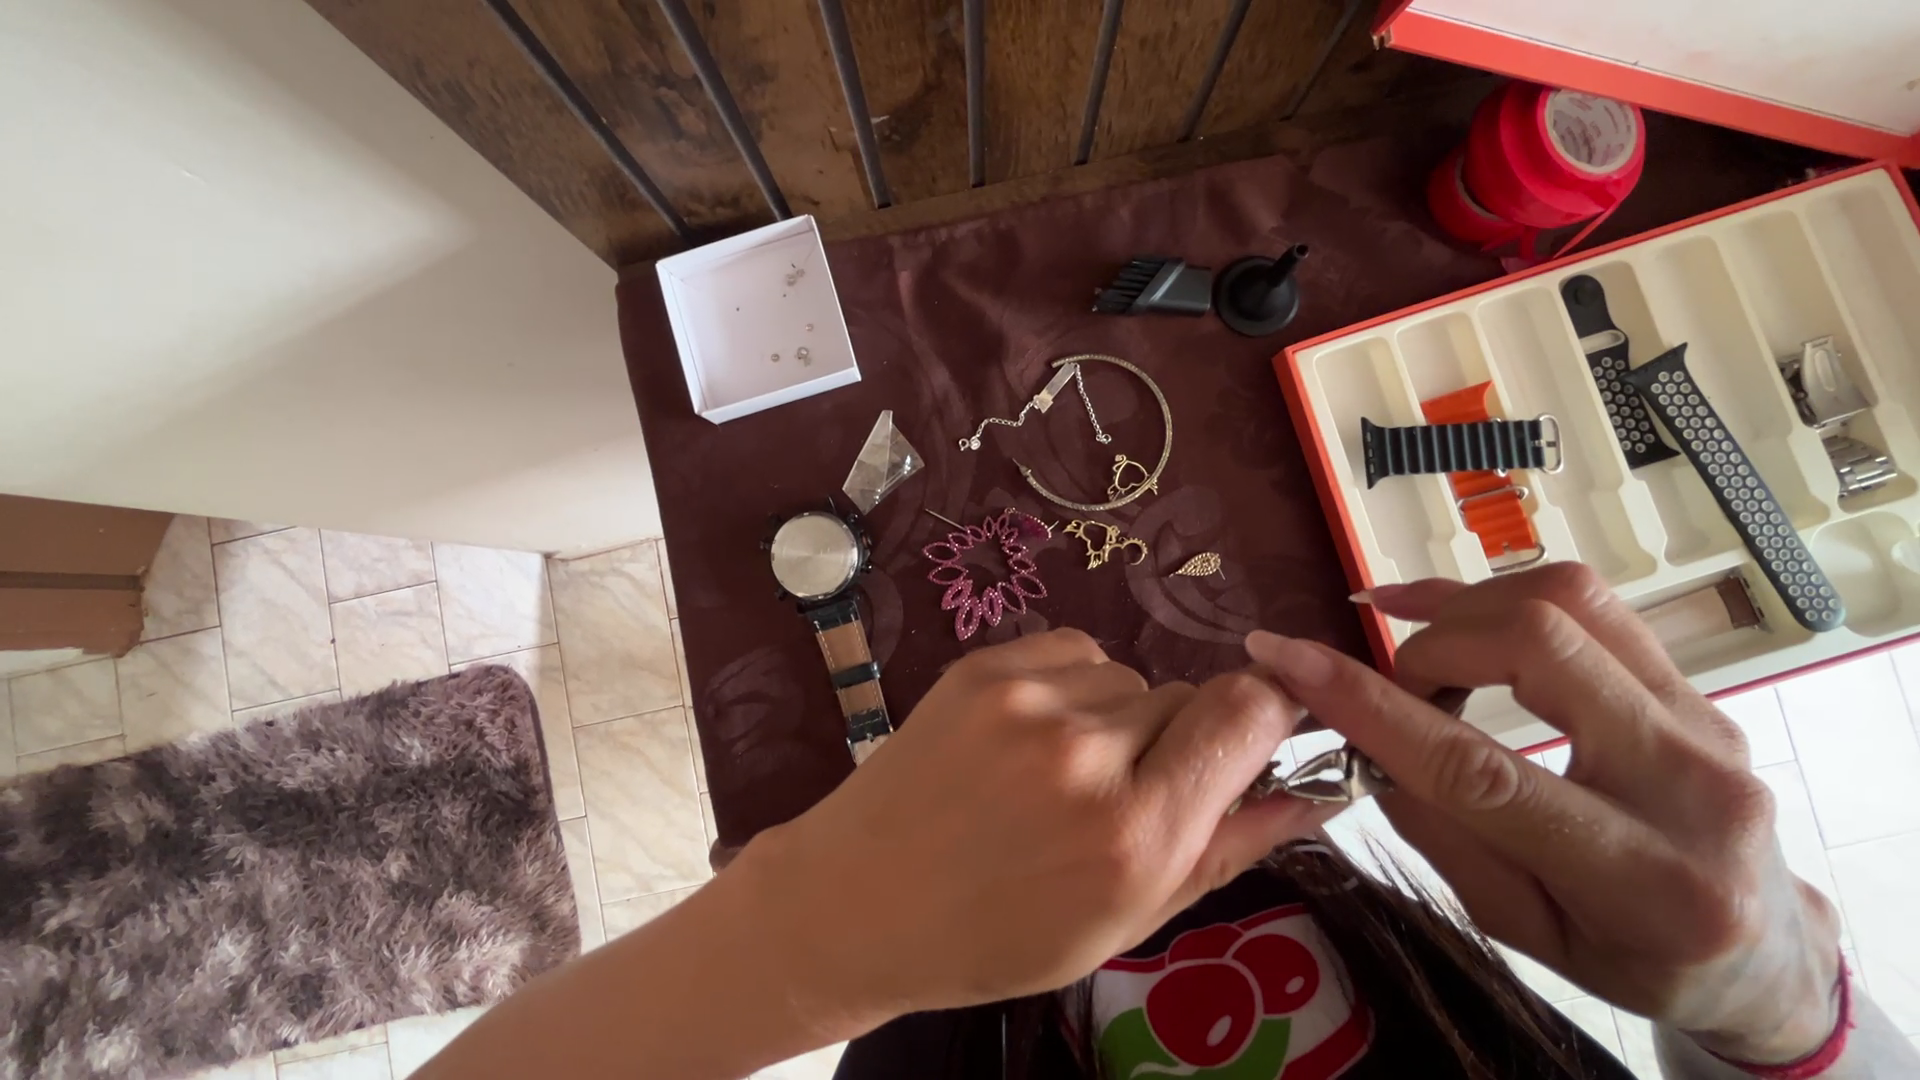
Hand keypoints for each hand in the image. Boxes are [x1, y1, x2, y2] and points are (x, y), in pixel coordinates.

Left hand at [734, 628, 1333, 1028]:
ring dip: (1119, 714)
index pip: (1244, 712)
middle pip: (1186, 696)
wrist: (861, 898)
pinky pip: (1073, 651)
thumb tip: (1311, 791)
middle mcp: (1085, 752)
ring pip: (1128, 676)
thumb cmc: (996, 934)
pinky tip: (1033, 731)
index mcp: (1133, 833)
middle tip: (1125, 787)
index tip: (1252, 735)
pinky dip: (1073, 685)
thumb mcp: (1124, 920)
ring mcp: (1026, 699)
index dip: (1264, 714)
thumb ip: (1226, 847)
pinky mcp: (982, 666)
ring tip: (1061, 766)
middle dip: (1177, 740)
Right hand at [1245, 564, 1843, 1064]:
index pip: (1475, 769)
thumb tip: (1365, 738)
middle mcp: (1691, 780)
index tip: (1284, 656)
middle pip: (1536, 645)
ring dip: (1460, 610)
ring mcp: (1703, 716)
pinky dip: (1489, 591)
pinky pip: (1585, 601)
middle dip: (1428, 652)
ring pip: (1566, 599)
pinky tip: (1431, 606)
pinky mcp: (1691, 682)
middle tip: (1395, 690)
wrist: (1761, 949)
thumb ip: (1436, 829)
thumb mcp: (1514, 925)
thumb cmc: (1625, 955)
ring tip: (1417, 652)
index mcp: (1641, 876)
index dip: (1368, 706)